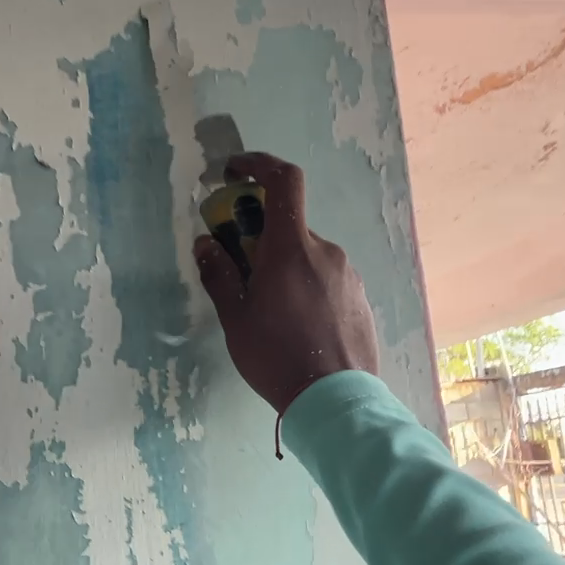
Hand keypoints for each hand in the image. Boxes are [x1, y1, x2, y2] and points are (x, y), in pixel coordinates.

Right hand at [192, 152, 380, 412]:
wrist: (336, 399)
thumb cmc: (276, 356)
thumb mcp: (236, 319)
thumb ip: (220, 275)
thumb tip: (206, 242)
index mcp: (291, 249)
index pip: (283, 182)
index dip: (258, 165)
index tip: (233, 173)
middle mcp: (325, 251)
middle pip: (288, 226)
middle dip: (260, 239)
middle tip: (239, 272)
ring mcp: (347, 274)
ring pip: (306, 255)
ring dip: (282, 266)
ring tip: (268, 310)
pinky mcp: (359, 296)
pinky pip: (324, 277)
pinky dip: (303, 284)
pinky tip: (294, 323)